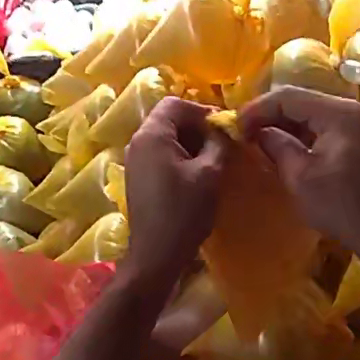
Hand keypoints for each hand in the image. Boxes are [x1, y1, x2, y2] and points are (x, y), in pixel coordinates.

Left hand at [122, 97, 230, 283]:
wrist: (155, 256)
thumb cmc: (183, 212)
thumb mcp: (209, 174)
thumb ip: (218, 143)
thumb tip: (224, 128)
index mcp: (152, 135)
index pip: (175, 103)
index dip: (202, 111)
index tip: (224, 129)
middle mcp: (137, 143)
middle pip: (168, 119)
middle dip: (197, 127)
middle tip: (222, 145)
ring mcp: (135, 162)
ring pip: (165, 138)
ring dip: (190, 144)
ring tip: (213, 162)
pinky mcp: (139, 179)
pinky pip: (160, 156)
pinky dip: (180, 158)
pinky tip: (197, 177)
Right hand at [239, 87, 359, 261]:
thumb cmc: (342, 206)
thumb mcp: (300, 177)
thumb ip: (277, 147)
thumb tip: (259, 132)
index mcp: (337, 113)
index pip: (287, 96)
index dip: (256, 109)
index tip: (234, 128)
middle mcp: (349, 111)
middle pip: (299, 101)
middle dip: (268, 115)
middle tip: (243, 133)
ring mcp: (356, 125)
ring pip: (309, 114)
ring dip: (282, 125)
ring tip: (257, 142)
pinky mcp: (357, 142)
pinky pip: (321, 128)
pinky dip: (299, 135)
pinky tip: (282, 150)